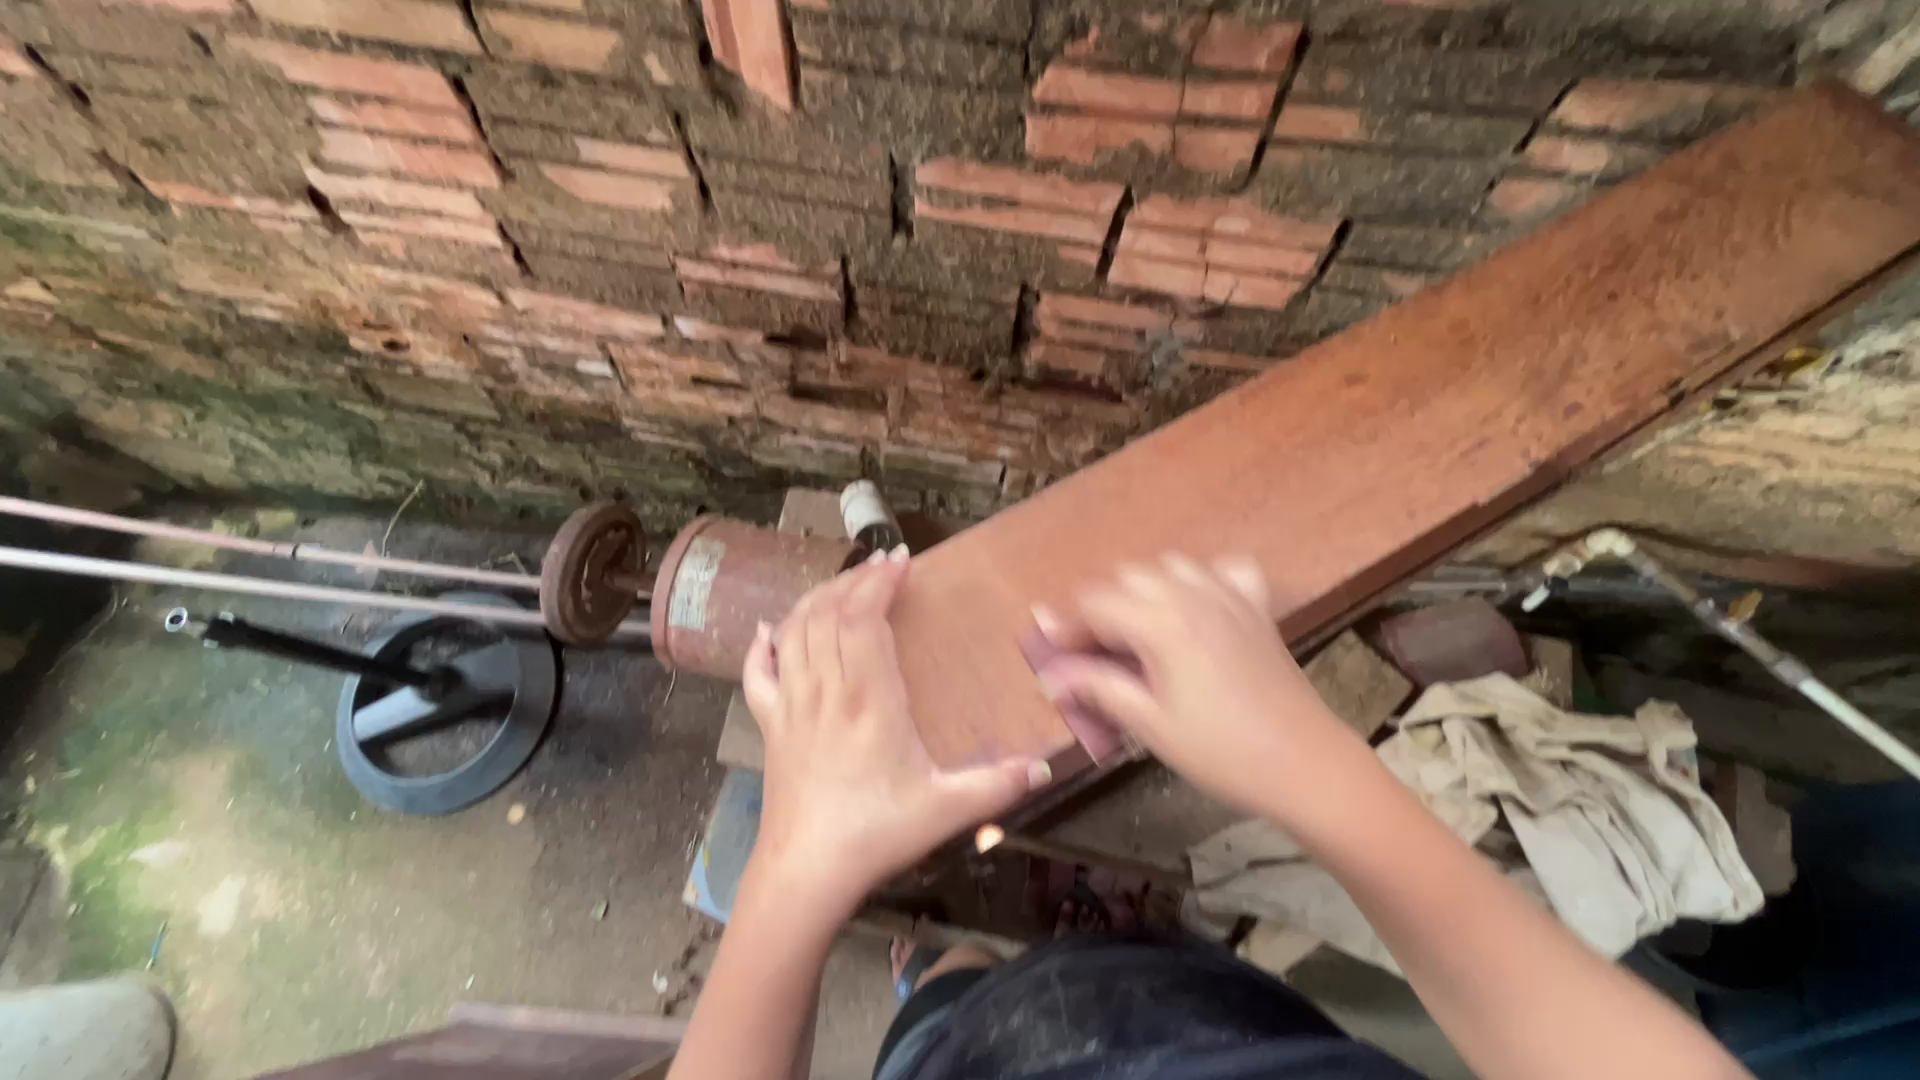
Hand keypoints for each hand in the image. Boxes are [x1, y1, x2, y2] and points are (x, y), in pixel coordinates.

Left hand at [742, 547, 1051, 915]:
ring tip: (843, 585)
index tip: (900, 562)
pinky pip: (758, 673)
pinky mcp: (770, 725)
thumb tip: (1045, 769)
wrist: (806, 872)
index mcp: (868, 699)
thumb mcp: (945, 810)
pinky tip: (769, 629)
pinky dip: (763, 644)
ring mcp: (791, 705)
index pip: (864, 620)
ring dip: (816, 599)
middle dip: (854, 580)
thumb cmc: (876, 834)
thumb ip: (996, 785)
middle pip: (828, 614)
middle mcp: (825, 690)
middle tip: (880, 565)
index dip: (879, 584)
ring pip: (795, 631)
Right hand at [1032, 553, 1370, 823]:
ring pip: (1169, 566)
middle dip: (1102, 607)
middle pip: (1127, 577)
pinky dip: (1201, 580)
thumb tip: (1050, 677)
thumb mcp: (1150, 724)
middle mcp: (1192, 596)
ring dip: (1144, 589)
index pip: (1095, 605)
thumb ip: (1098, 689)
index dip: (1067, 627)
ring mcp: (1229, 596)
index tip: (1051, 652)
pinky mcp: (1256, 608)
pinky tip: (1195, 608)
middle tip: (1094, 653)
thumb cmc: (1222, 751)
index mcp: (1161, 624)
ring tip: (1138, 631)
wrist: (1306, 764)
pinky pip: (1222, 571)